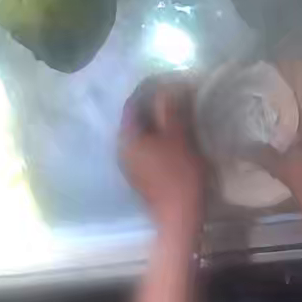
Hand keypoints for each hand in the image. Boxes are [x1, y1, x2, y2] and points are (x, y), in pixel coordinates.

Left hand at [120, 77, 205, 229]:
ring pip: (142, 136)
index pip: (132, 105)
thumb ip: (171, 112)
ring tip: (179, 120)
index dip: (149, 91)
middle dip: (154, 109)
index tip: (169, 84)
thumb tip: (166, 89)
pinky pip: (147, 150)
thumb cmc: (180, 175)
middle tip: (177, 100)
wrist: (179, 217)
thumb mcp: (179, 138)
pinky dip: (159, 141)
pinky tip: (176, 142)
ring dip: (158, 126)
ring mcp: (130, 165)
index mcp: (127, 138)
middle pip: (136, 121)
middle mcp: (122, 150)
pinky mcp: (140, 177)